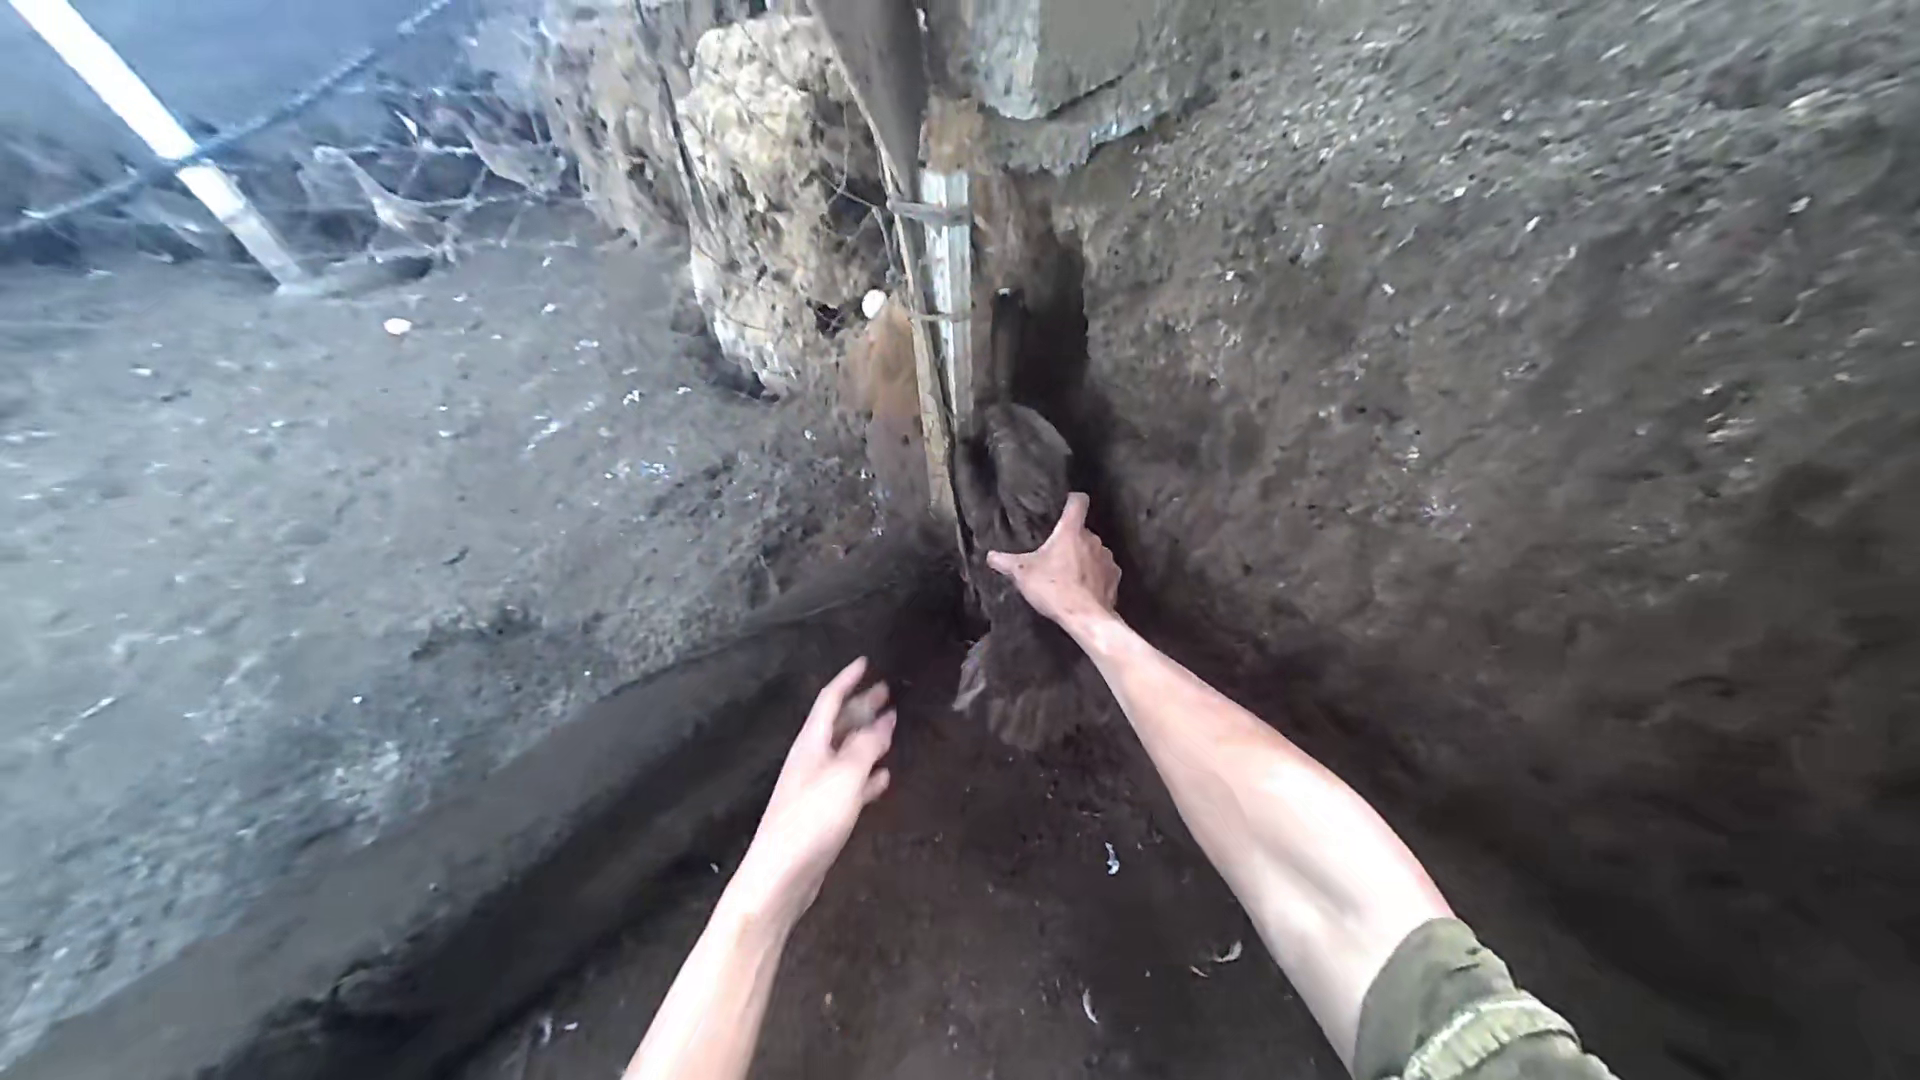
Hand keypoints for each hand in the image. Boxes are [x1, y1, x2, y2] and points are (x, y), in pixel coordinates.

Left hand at [728, 657, 894, 926]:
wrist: (780, 876)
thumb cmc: (811, 818)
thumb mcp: (844, 776)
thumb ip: (866, 747)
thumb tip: (884, 720)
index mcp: (812, 743)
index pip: (830, 700)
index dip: (847, 680)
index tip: (864, 662)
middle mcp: (812, 758)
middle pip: (838, 723)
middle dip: (861, 706)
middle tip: (887, 691)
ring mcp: (816, 786)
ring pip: (846, 751)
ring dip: (867, 737)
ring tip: (891, 727)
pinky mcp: (823, 812)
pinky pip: (850, 782)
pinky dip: (867, 774)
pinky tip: (883, 776)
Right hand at [986, 492, 1120, 628]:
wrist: (1085, 617)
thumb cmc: (1054, 588)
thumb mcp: (1022, 573)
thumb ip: (1005, 561)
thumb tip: (990, 556)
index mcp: (1071, 531)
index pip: (1078, 501)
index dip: (1071, 500)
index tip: (1064, 504)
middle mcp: (1093, 540)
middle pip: (1082, 530)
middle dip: (1070, 539)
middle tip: (1054, 554)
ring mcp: (1107, 559)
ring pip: (1093, 551)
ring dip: (1083, 558)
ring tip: (1068, 573)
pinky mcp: (1114, 578)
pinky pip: (1103, 571)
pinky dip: (1094, 576)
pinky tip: (1082, 588)